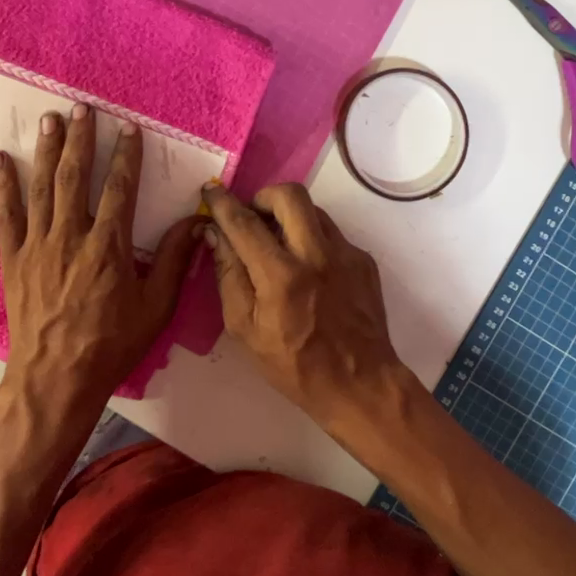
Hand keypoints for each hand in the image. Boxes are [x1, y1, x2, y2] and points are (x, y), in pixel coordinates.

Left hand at [0, 104, 202, 407]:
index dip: (125, 155)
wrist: (55, 377)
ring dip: (46, 150)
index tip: (128, 127)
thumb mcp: (155, 307)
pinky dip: (4, 185)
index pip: (119, 188)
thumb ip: (175, 261)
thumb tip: (197, 221)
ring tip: (48, 118)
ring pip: (42, 187)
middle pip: (75, 177)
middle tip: (80, 107)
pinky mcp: (14, 258)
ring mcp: (38, 245)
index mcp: (108, 246)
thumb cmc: (111, 344)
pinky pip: (7, 214)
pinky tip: (0, 159)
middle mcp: (71, 236)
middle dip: (80, 139)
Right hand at [201, 183, 408, 423]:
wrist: (359, 384)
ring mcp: (346, 255)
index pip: (245, 223)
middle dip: (263, 197)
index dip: (223, 202)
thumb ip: (229, 276)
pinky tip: (307, 271)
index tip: (211, 191)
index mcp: (281, 277)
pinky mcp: (363, 261)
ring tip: (278, 245)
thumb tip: (217, 234)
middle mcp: (316, 255)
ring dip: (289, 217)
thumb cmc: (294, 364)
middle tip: (252, 217)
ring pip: (313, 210)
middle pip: (289, 195)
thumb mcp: (245, 329)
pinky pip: (331, 234)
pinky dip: (312, 240)